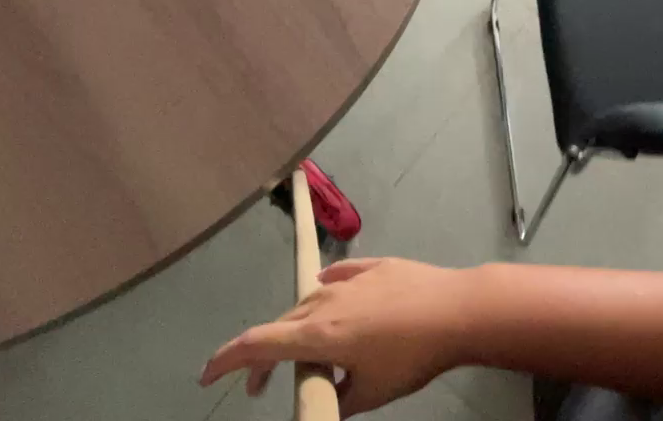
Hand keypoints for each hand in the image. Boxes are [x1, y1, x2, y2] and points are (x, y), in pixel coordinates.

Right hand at [199, 257, 475, 415]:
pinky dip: (326, 291)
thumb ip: (337, 398)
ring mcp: (352, 278)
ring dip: (298, 327)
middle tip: (260, 386)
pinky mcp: (376, 265)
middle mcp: (326, 300)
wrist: (455, 309)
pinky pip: (340, 276)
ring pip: (310, 301)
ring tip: (303, 350)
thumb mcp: (368, 394)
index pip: (257, 345)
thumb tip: (327, 398)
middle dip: (265, 356)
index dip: (227, 361)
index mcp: (318, 334)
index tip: (207, 375)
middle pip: (282, 325)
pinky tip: (327, 292)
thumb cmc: (410, 357)